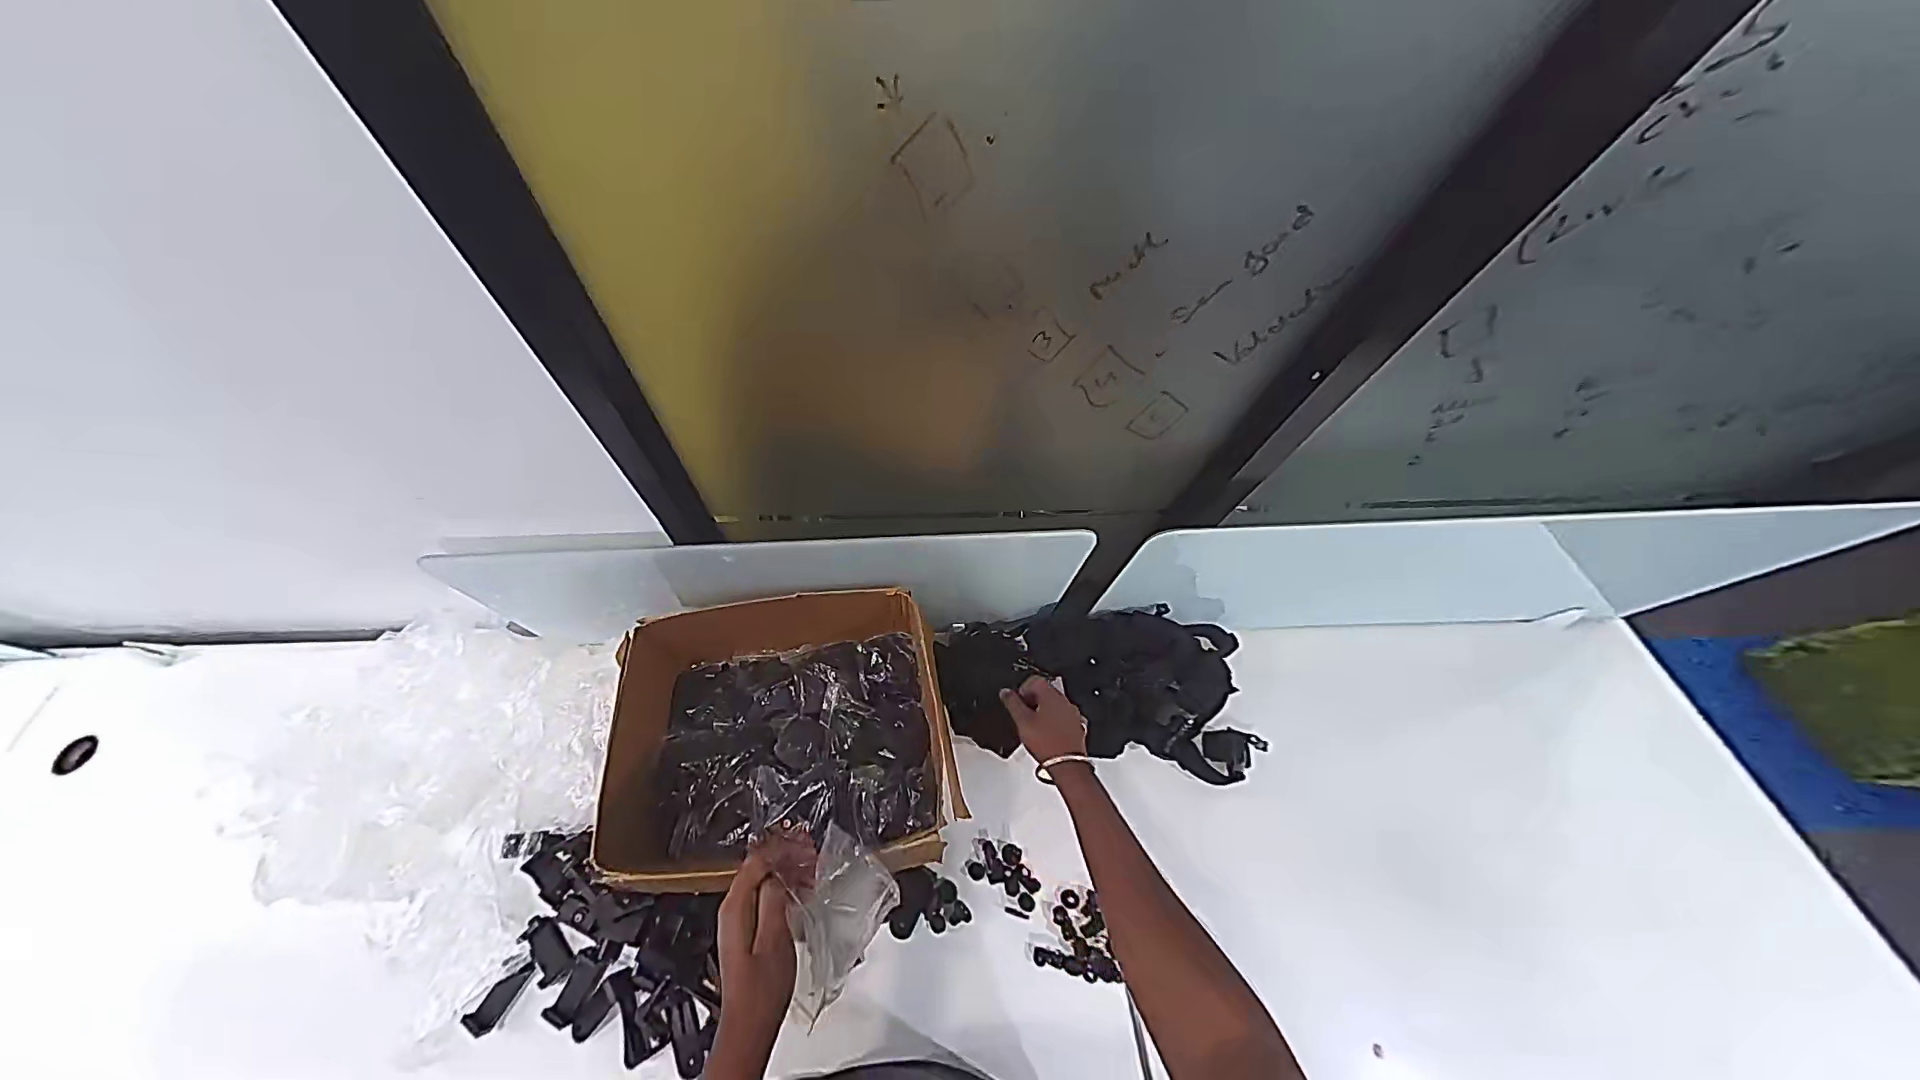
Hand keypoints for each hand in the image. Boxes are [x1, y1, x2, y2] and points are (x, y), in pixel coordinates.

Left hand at [709, 844, 796, 1078]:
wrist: (750, 1024)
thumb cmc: (761, 989)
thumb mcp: (775, 938)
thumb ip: (775, 899)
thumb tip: (779, 873)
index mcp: (735, 907)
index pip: (757, 859)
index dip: (782, 847)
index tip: (804, 843)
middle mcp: (732, 909)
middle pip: (758, 865)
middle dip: (786, 854)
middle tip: (810, 850)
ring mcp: (738, 918)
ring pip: (763, 878)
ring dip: (787, 869)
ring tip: (810, 865)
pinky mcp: (748, 928)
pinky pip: (765, 893)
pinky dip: (784, 885)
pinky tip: (801, 888)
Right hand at [1000, 675, 1088, 763]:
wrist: (1067, 764)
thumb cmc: (1047, 744)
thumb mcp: (1022, 721)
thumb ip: (1012, 703)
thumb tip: (1006, 692)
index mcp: (1051, 696)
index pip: (1035, 680)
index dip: (1022, 689)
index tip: (1018, 701)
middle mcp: (1065, 701)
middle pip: (1046, 691)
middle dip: (1032, 700)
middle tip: (1024, 714)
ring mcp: (1073, 714)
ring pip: (1055, 704)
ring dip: (1043, 710)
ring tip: (1034, 726)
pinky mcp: (1077, 726)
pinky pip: (1063, 717)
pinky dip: (1054, 721)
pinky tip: (1046, 733)